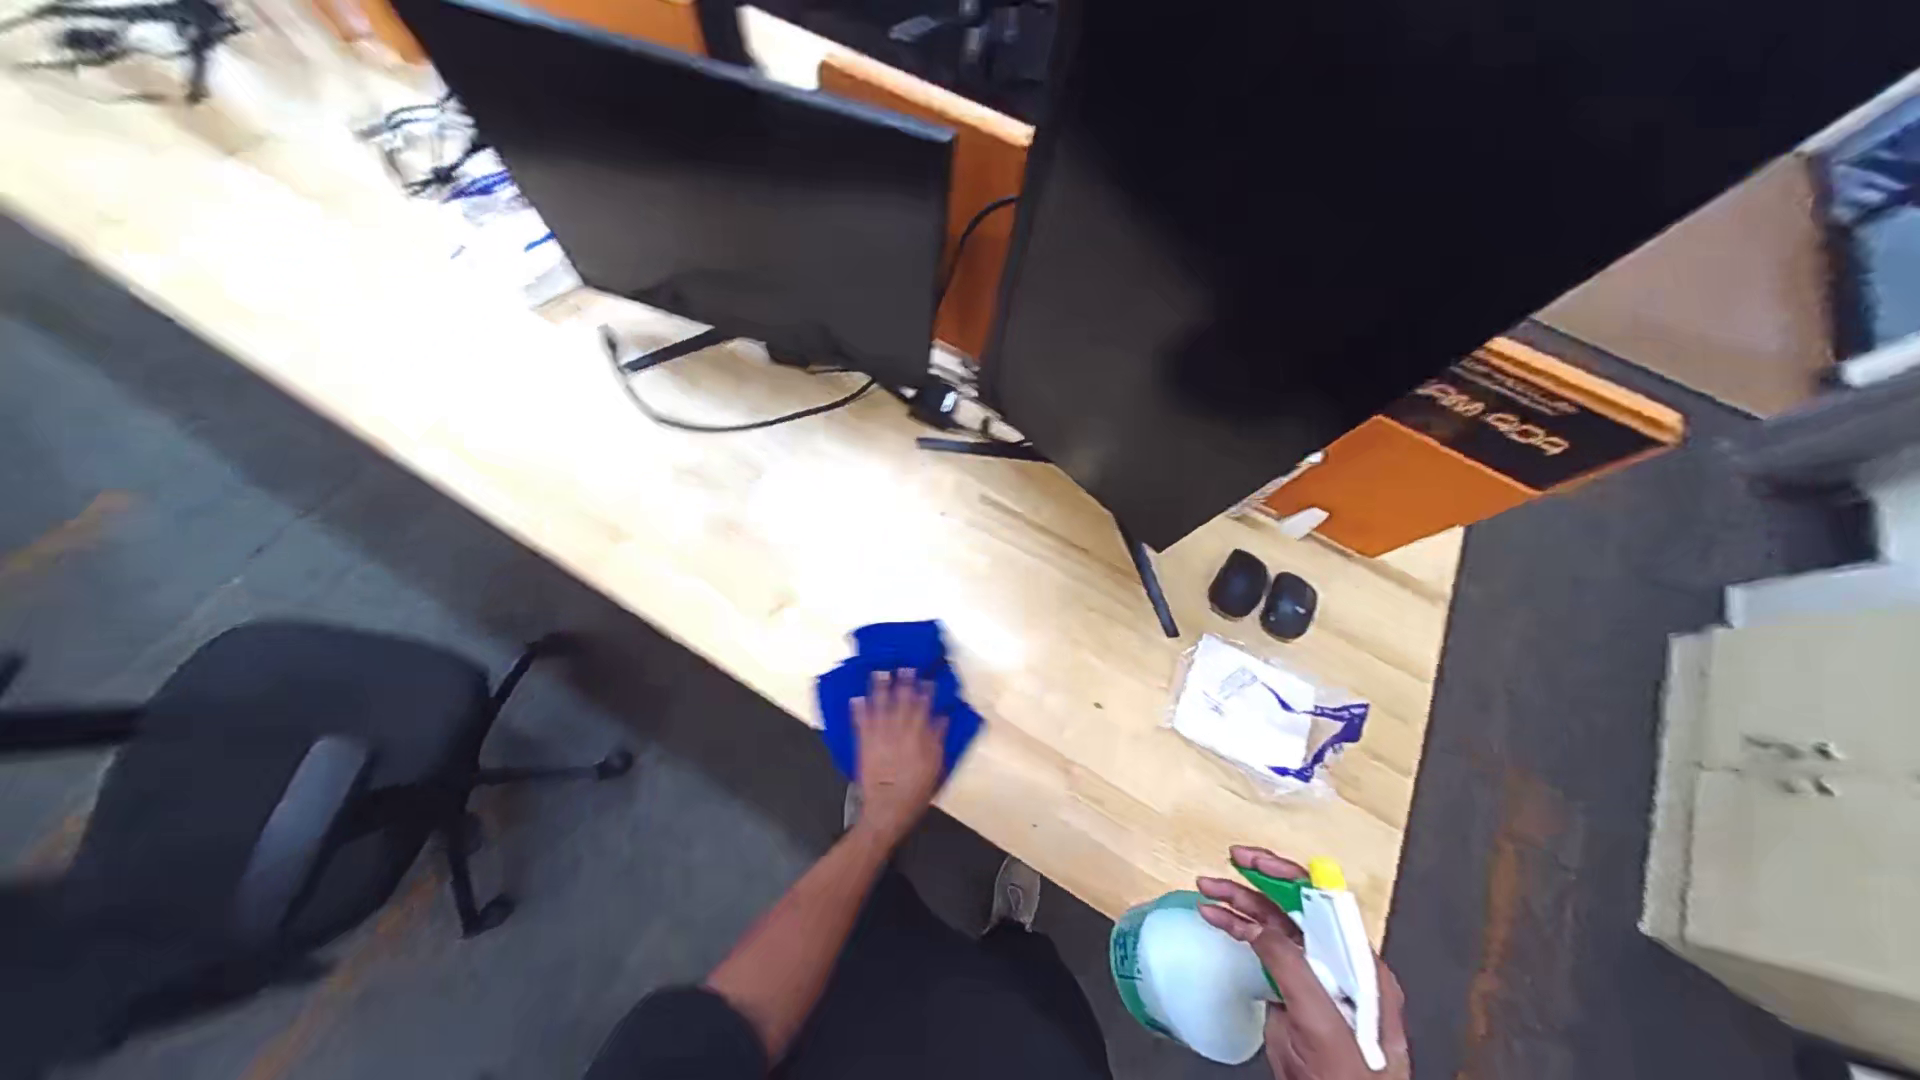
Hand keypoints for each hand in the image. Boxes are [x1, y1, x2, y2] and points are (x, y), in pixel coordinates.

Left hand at [850, 669, 946, 847]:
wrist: (887, 809)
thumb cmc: (916, 790)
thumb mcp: (935, 766)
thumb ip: (938, 739)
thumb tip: (943, 718)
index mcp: (917, 736)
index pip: (923, 708)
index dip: (925, 691)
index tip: (926, 677)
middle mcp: (898, 731)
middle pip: (901, 702)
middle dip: (903, 683)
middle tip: (904, 666)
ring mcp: (879, 736)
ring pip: (879, 707)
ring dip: (879, 688)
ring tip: (879, 672)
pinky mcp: (864, 744)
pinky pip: (860, 723)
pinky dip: (858, 709)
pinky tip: (856, 698)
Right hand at [1197, 846, 1409, 1079]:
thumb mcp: (1322, 1024)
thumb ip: (1292, 969)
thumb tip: (1260, 928)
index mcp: (1360, 968)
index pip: (1324, 905)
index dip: (1289, 877)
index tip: (1256, 861)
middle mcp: (1337, 967)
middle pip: (1294, 909)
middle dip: (1257, 883)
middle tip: (1228, 863)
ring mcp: (1312, 982)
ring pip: (1271, 926)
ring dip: (1239, 904)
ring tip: (1208, 889)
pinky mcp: (1290, 998)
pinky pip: (1259, 951)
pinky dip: (1235, 930)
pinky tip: (1216, 920)